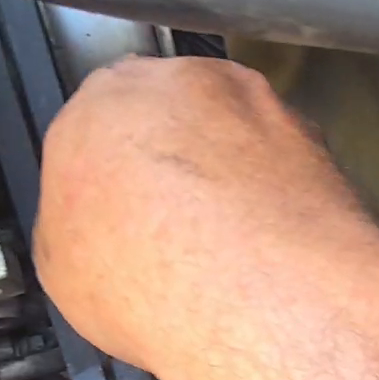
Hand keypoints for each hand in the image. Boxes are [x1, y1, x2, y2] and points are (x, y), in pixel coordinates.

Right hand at [37, 56, 378, 372]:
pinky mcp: (310, 132)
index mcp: (95, 109)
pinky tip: (274, 243)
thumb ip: (76, 230)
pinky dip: (282, 192)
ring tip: (234, 246)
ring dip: (233, 177)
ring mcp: (249, 103)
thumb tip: (91, 244)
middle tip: (183, 233)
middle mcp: (174, 87)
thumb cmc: (157, 282)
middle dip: (178, 172)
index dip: (115, 184)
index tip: (127, 220)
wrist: (253, 292)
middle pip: (170, 122)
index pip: (97, 134)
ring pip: (234, 134)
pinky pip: (287, 159)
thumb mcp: (68, 274)